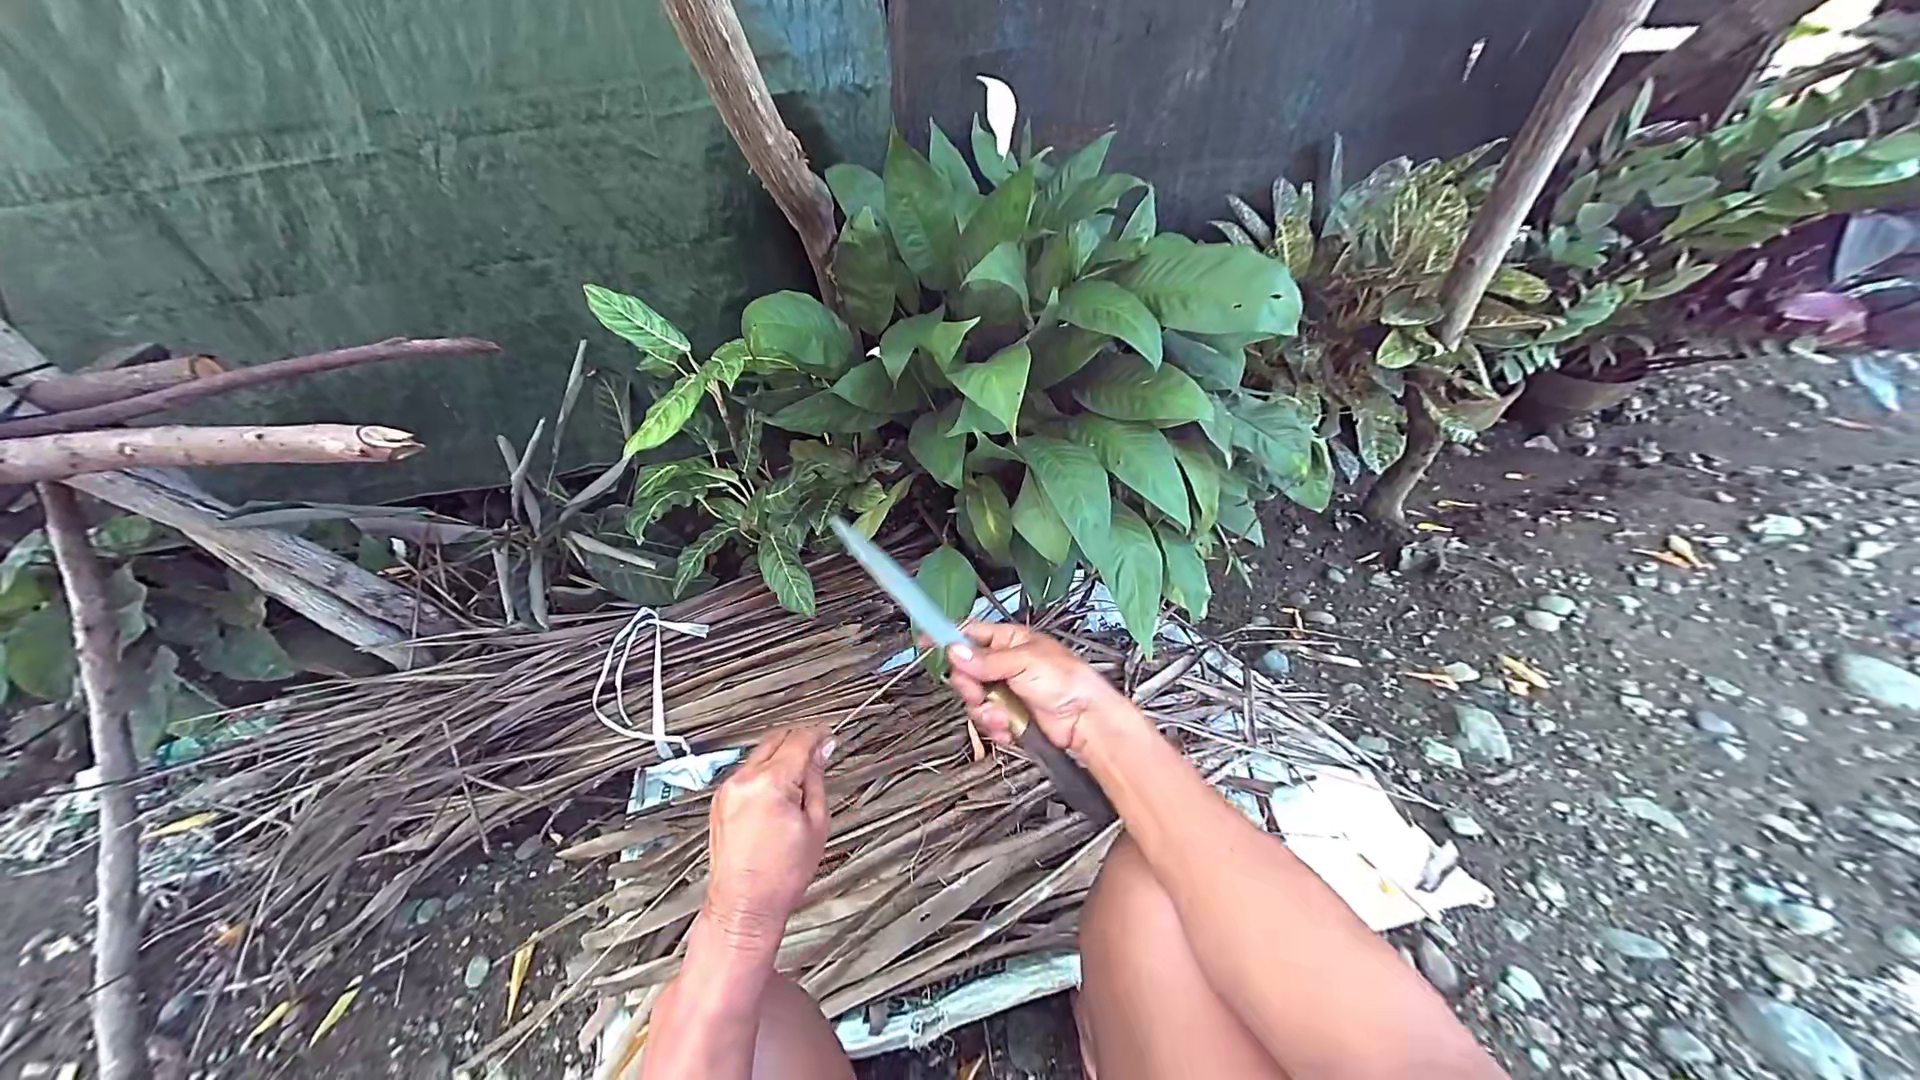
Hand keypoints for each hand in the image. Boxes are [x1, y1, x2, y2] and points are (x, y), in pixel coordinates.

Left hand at [703, 725, 833, 947]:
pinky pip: (747, 771)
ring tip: (800, 776)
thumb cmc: (779, 876)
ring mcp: (728, 790)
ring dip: (781, 754)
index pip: (798, 740)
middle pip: (776, 738)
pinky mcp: (720, 800)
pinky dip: (766, 770)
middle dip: (799, 739)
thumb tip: (820, 752)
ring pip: (760, 752)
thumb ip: (817, 780)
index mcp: (771, 783)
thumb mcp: (816, 823)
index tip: (827, 737)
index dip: (818, 735)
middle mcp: (744, 781)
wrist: (743, 905)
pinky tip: (780, 789)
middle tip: (818, 750)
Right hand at [943, 623, 1136, 755]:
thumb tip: (956, 650)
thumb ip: (987, 659)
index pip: (970, 633)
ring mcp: (1006, 690)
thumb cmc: (1069, 681)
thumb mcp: (1024, 662)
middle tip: (980, 691)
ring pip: (974, 699)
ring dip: (984, 710)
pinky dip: (995, 726)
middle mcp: (1004, 664)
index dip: (948, 638)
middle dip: (970, 686)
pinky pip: (986, 720)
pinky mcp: (1009, 715)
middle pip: (965, 671)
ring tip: (1002, 713)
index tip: (926, 642)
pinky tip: (1009, 726)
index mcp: (1009, 641)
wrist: (1087, 721)